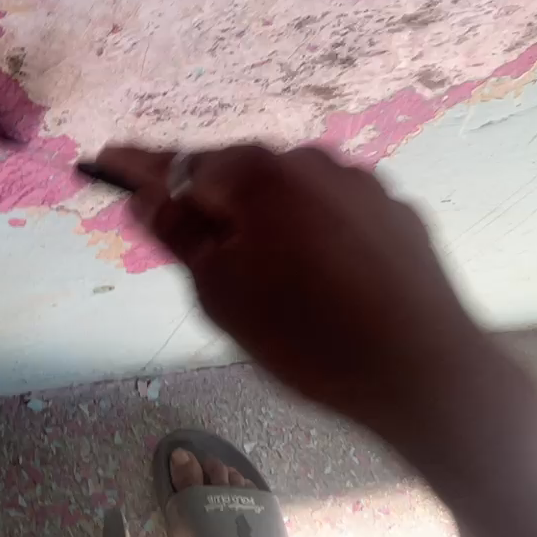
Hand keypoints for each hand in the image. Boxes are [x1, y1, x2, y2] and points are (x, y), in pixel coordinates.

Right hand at [92, 144, 517, 437]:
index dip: (137, 166)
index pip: (178, 163)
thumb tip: (142, 193)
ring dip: (263, 215)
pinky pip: (332, 208)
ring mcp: (359, 181)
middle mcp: (307, 159)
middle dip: (210, 203)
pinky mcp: (397, 209)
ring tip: (272, 275)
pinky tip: (324, 275)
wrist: (432, 377)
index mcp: (256, 173)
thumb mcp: (219, 291)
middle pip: (234, 174)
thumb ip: (175, 232)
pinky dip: (311, 227)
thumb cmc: (306, 335)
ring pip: (285, 189)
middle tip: (203, 254)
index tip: (104, 159)